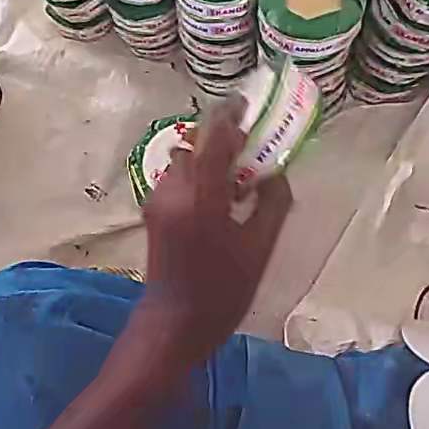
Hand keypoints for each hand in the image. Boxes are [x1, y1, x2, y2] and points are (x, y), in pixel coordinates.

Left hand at [142, 104, 293, 347]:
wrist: (174, 323)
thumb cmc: (223, 290)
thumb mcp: (260, 247)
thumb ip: (273, 203)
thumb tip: (276, 174)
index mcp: (201, 196)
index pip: (214, 137)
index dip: (232, 115)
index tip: (249, 105)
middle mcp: (173, 189)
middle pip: (195, 141)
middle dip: (222, 136)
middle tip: (250, 147)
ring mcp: (158, 199)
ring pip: (184, 158)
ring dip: (208, 156)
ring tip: (235, 177)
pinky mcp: (152, 210)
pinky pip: (177, 176)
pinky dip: (197, 173)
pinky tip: (217, 198)